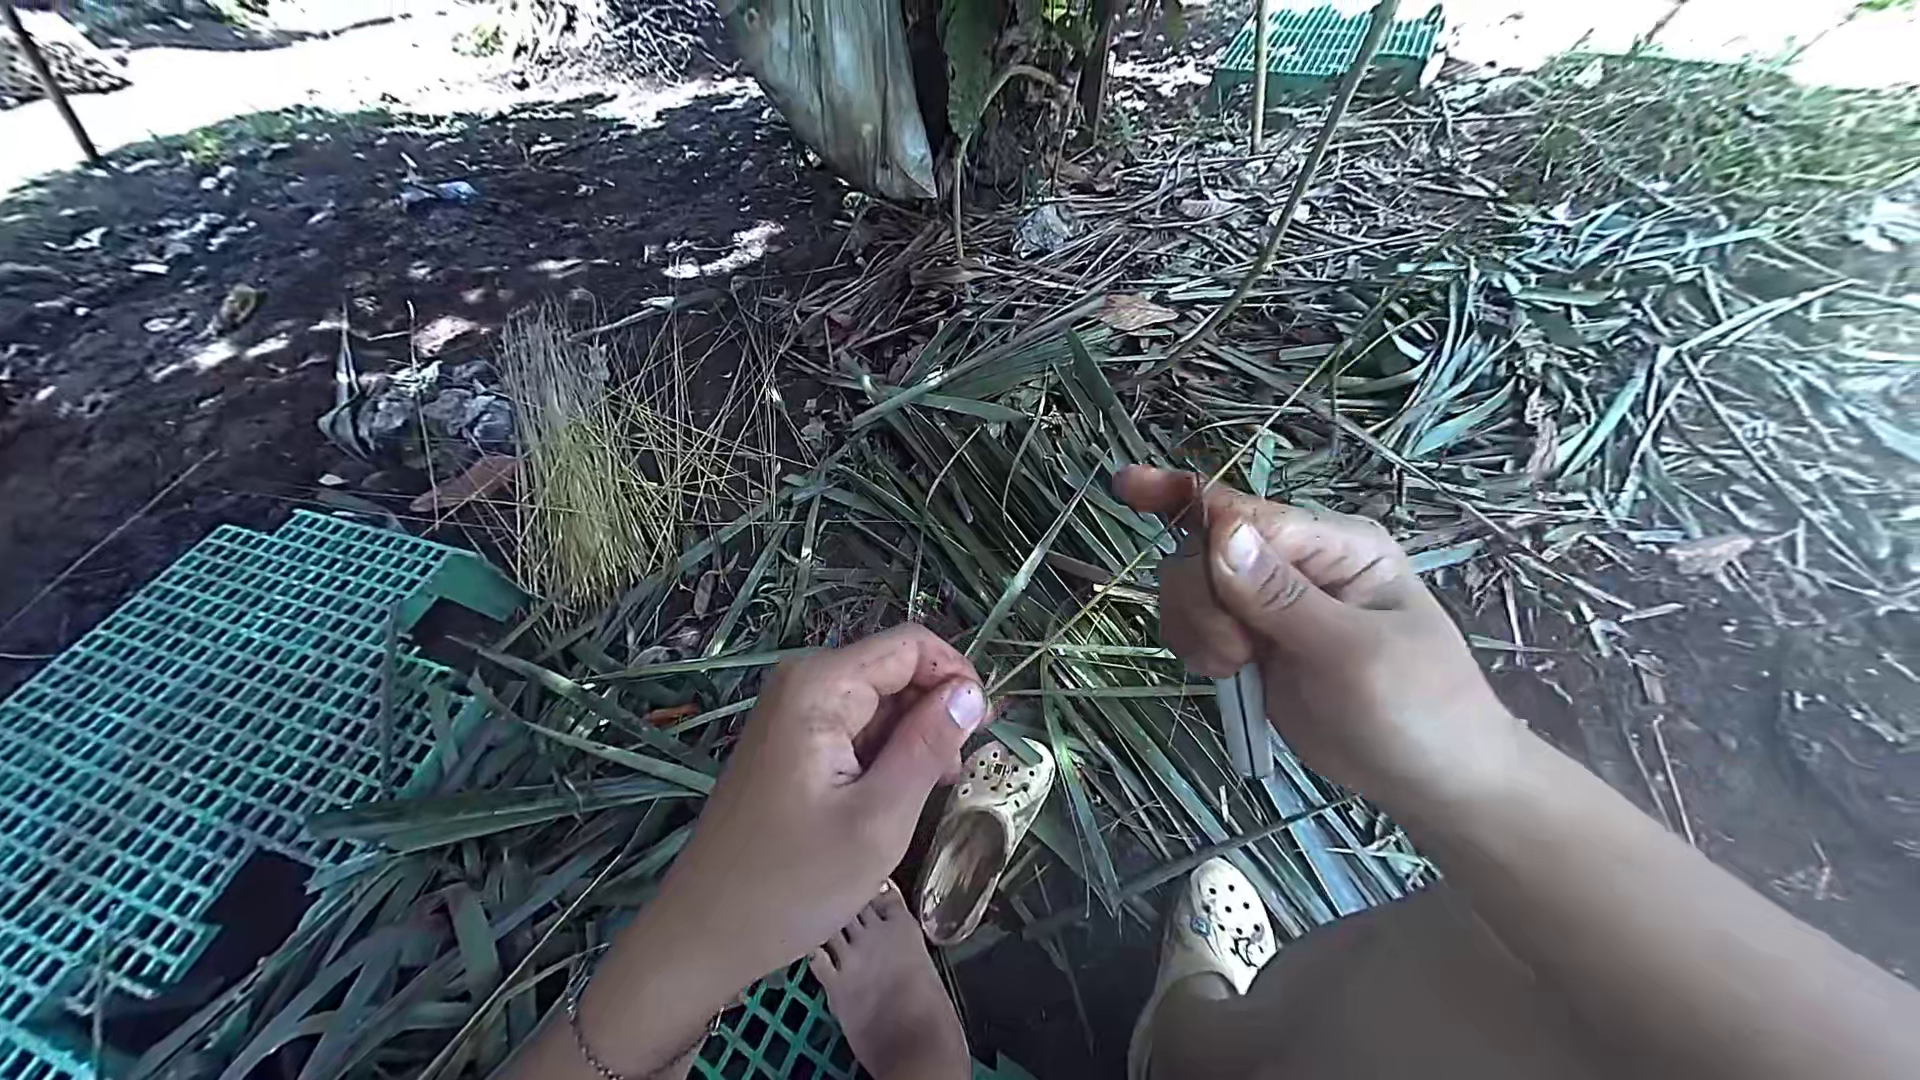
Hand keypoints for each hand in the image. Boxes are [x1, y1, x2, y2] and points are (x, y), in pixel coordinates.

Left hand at [647, 624, 987, 985]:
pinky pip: (857, 723)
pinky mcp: (794, 736)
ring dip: (915, 735)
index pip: (911, 645)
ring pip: (881, 698)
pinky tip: (897, 791)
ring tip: (929, 789)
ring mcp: (795, 708)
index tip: (981, 729)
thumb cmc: (793, 883)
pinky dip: (888, 750)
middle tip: (952, 774)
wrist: (703, 935)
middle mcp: (805, 681)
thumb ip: (929, 744)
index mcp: (821, 685)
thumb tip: (971, 692)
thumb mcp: (880, 818)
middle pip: (895, 669)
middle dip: (935, 711)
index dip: (955, 676)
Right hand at [1113, 465, 1524, 814]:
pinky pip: (1188, 622)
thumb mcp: (1355, 653)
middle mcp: (1291, 561)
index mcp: (1332, 544)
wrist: (1426, 779)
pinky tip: (1227, 672)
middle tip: (1236, 651)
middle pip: (1201, 551)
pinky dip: (1192, 646)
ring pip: (1186, 586)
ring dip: (1195, 628)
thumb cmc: (1417, 709)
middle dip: (1201, 601)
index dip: (1183, 499)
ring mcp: (1262, 599)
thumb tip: (1219, 534)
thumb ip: (1281, 596)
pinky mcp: (1243, 635)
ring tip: (1237, 666)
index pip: (1244, 513)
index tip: (1126, 485)